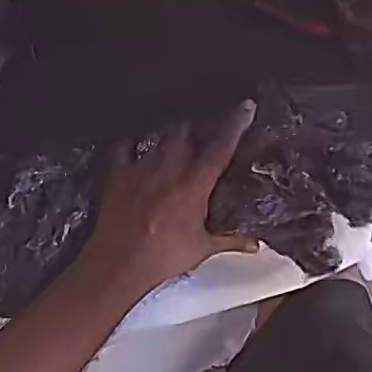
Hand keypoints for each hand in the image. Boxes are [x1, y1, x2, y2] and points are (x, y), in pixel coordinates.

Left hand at [74, 101, 259, 297]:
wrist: (119, 263)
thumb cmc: (162, 258)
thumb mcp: (201, 249)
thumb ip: (230, 240)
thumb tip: (254, 244)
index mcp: (193, 184)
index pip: (220, 146)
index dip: (235, 124)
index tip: (245, 107)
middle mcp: (168, 169)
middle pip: (187, 132)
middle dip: (199, 127)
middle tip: (207, 132)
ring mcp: (140, 169)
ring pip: (159, 138)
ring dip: (172, 136)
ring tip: (179, 140)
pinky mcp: (117, 175)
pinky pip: (123, 148)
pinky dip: (132, 144)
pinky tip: (135, 147)